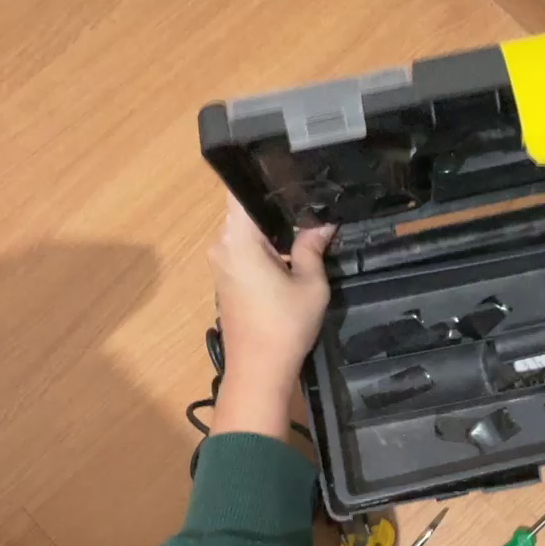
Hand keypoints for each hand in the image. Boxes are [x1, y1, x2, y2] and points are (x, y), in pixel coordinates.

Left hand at [209, 199, 334, 438]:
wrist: (259, 371)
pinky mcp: (227, 280)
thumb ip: (313, 247)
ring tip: (307, 227)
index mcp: (238, 239)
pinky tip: (291, 253)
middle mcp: (222, 246)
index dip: (267, 180)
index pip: (243, 192)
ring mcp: (221, 264)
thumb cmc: (285, 325)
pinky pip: (245, 251)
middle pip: (246, 212)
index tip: (293, 175)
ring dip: (273, 232)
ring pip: (247, 233)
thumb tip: (323, 223)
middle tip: (312, 202)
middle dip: (277, 209)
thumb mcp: (310, 283)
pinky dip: (266, 249)